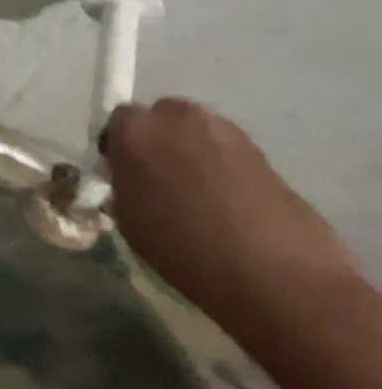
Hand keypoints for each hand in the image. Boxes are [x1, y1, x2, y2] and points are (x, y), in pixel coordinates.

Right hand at [102, 98, 353, 323]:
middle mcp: (181, 120)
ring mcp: (230, 135)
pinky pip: (230, 154)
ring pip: (200, 132)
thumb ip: (124, 180)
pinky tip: (225, 203)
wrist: (271, 272)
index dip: (118, 144)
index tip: (121, 170)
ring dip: (192, 151)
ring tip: (194, 192)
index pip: (117, 119)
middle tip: (157, 176)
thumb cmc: (180, 244)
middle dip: (159, 137)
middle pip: (163, 115)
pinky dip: (223, 169)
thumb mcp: (126, 213)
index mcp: (135, 131)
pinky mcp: (267, 156)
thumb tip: (132, 175)